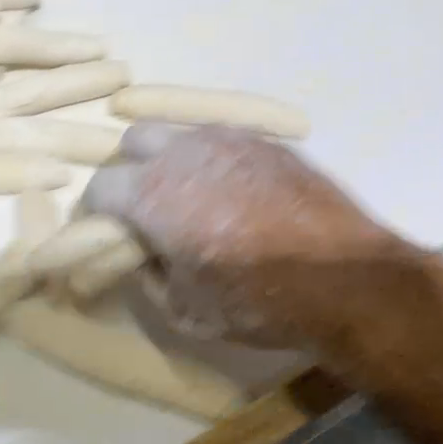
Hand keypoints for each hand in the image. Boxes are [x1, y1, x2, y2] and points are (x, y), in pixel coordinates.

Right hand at [84, 124, 419, 347]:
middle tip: (145, 207)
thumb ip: (150, 276)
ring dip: (171, 160)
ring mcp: (230, 139)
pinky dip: (212, 160)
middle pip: (134, 140)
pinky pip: (222, 139)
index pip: (99, 187)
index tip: (104, 231)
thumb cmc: (258, 300)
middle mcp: (185, 152)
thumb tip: (143, 254)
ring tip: (189, 196)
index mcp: (153, 193)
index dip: (95, 212)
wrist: (347, 279)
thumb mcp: (186, 310)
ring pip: (180, 133)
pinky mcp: (267, 141)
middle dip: (129, 170)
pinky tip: (231, 192)